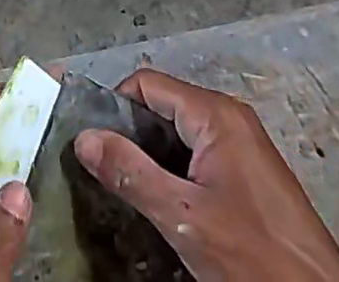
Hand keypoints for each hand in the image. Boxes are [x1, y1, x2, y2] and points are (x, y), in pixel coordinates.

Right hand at [73, 69, 338, 281]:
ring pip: (178, 132)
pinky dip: (173, 170)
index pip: (147, 84)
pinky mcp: (246, 169)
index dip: (115, 106)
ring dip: (150, 156)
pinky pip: (197, 153)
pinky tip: (162, 202)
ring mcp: (240, 142)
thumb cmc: (253, 254)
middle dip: (131, 134)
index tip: (90, 141)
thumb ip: (131, 173)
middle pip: (162, 105)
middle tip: (104, 171)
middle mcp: (229, 116)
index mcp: (215, 113)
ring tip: (126, 189)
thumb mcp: (183, 216)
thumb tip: (85, 139)